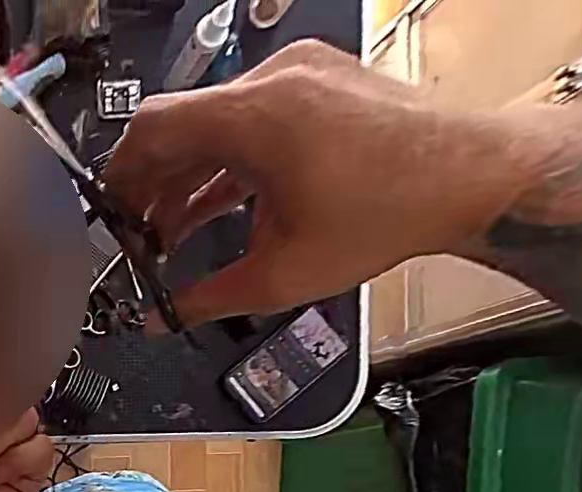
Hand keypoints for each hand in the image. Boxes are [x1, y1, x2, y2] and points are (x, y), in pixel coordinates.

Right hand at [102, 40, 572, 326]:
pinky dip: (223, 166)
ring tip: (168, 235)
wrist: (471, 179)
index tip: (111, 219)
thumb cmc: (378, 223)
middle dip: (151, 186)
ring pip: (214, 128)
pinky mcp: (316, 87)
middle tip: (138, 238)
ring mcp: (297, 77)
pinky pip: (249, 124)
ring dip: (186, 180)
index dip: (121, 176)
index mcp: (254, 115)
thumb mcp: (279, 275)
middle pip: (181, 126)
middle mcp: (270, 80)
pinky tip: (209, 210)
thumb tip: (157, 324)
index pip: (153, 127)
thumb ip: (206, 300)